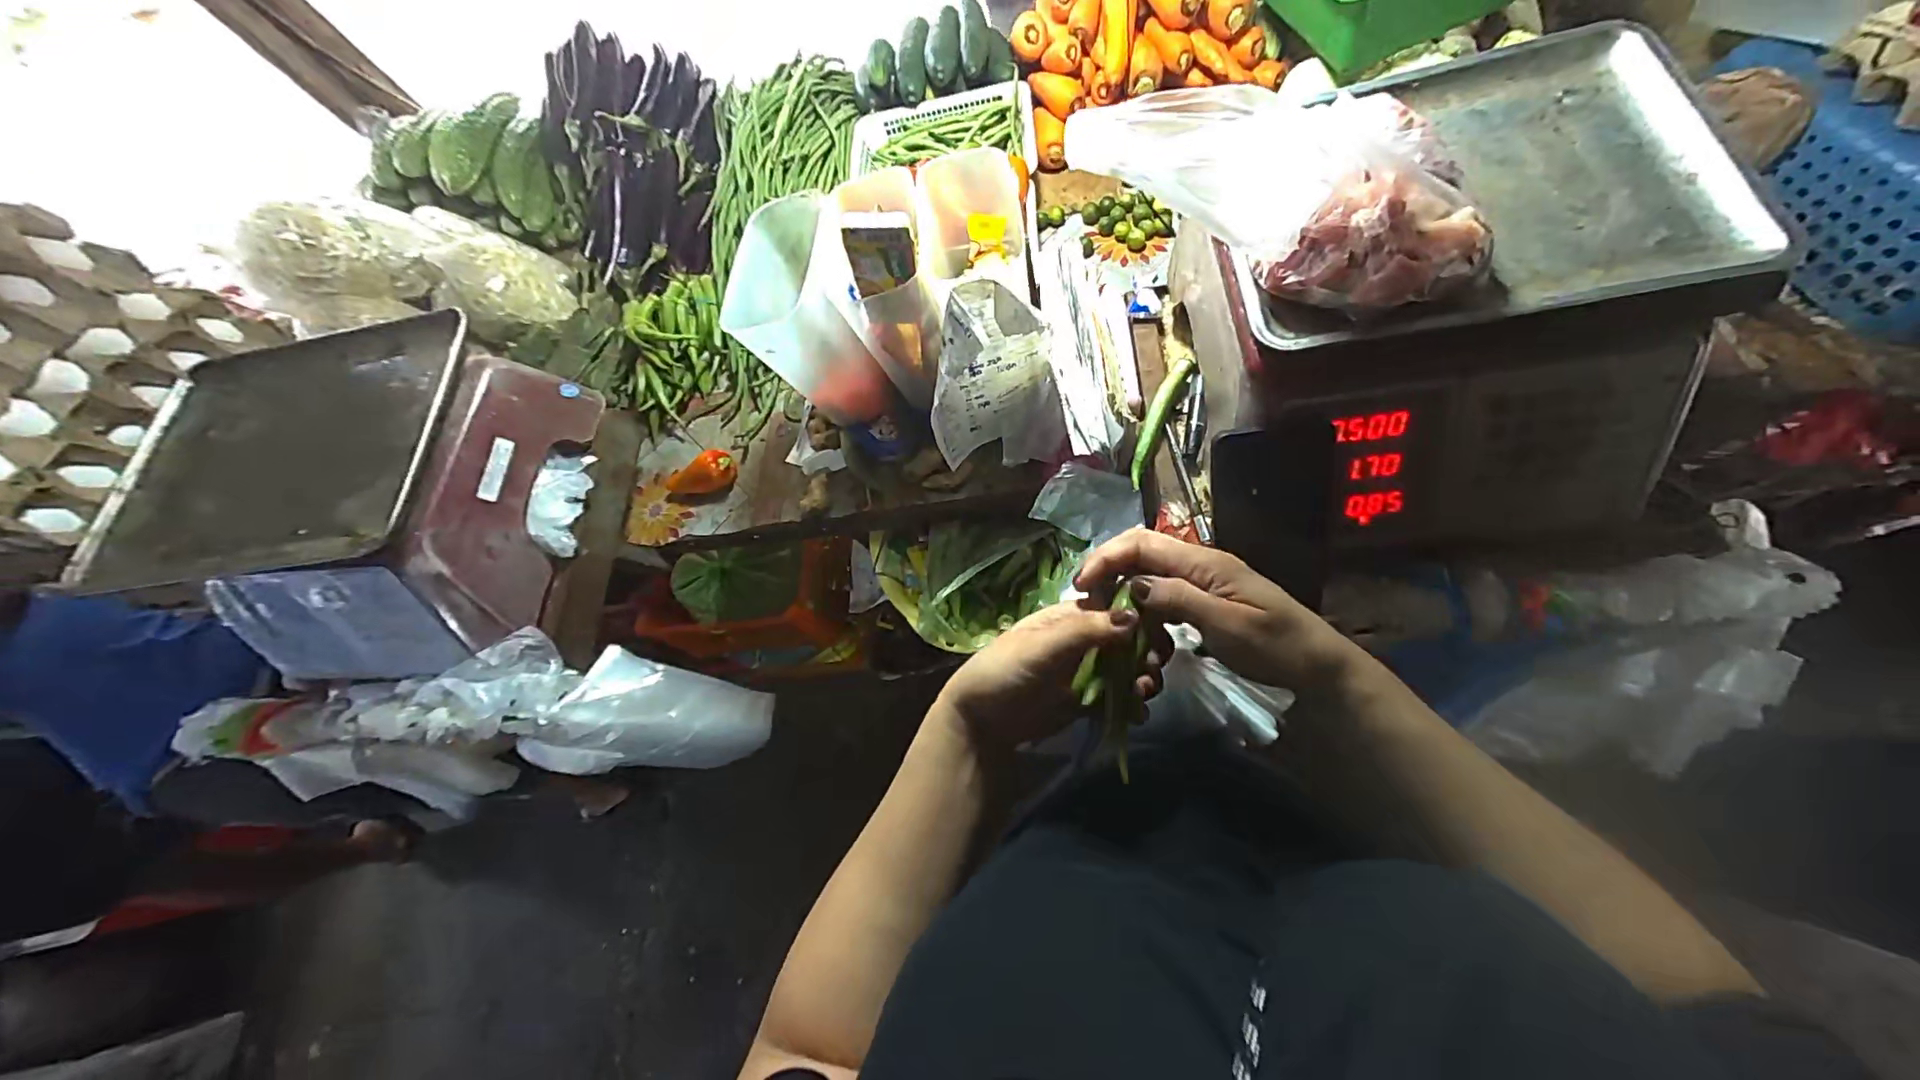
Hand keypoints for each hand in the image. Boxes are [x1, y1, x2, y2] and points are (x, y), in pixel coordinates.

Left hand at [936, 599, 1167, 750]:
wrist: (980, 722)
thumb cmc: (1004, 671)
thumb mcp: (1042, 646)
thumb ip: (1086, 630)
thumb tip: (1135, 616)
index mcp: (1072, 616)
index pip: (1117, 605)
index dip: (1142, 617)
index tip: (1157, 635)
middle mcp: (1085, 639)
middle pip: (1130, 639)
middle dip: (1146, 653)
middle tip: (1149, 670)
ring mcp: (1087, 670)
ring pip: (1129, 669)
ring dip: (1143, 680)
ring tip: (1141, 694)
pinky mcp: (1088, 700)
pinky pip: (1119, 698)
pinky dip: (1132, 705)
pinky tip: (1136, 716)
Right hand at [1076, 528, 1364, 693]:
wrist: (1318, 663)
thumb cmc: (1276, 645)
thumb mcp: (1226, 624)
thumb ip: (1179, 599)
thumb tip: (1133, 584)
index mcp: (1205, 562)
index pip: (1143, 543)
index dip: (1107, 557)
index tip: (1083, 585)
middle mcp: (1201, 562)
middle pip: (1142, 550)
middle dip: (1109, 568)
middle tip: (1087, 599)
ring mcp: (1204, 579)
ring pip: (1149, 569)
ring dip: (1122, 585)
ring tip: (1105, 612)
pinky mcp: (1206, 597)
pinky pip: (1163, 589)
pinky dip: (1141, 601)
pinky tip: (1134, 622)